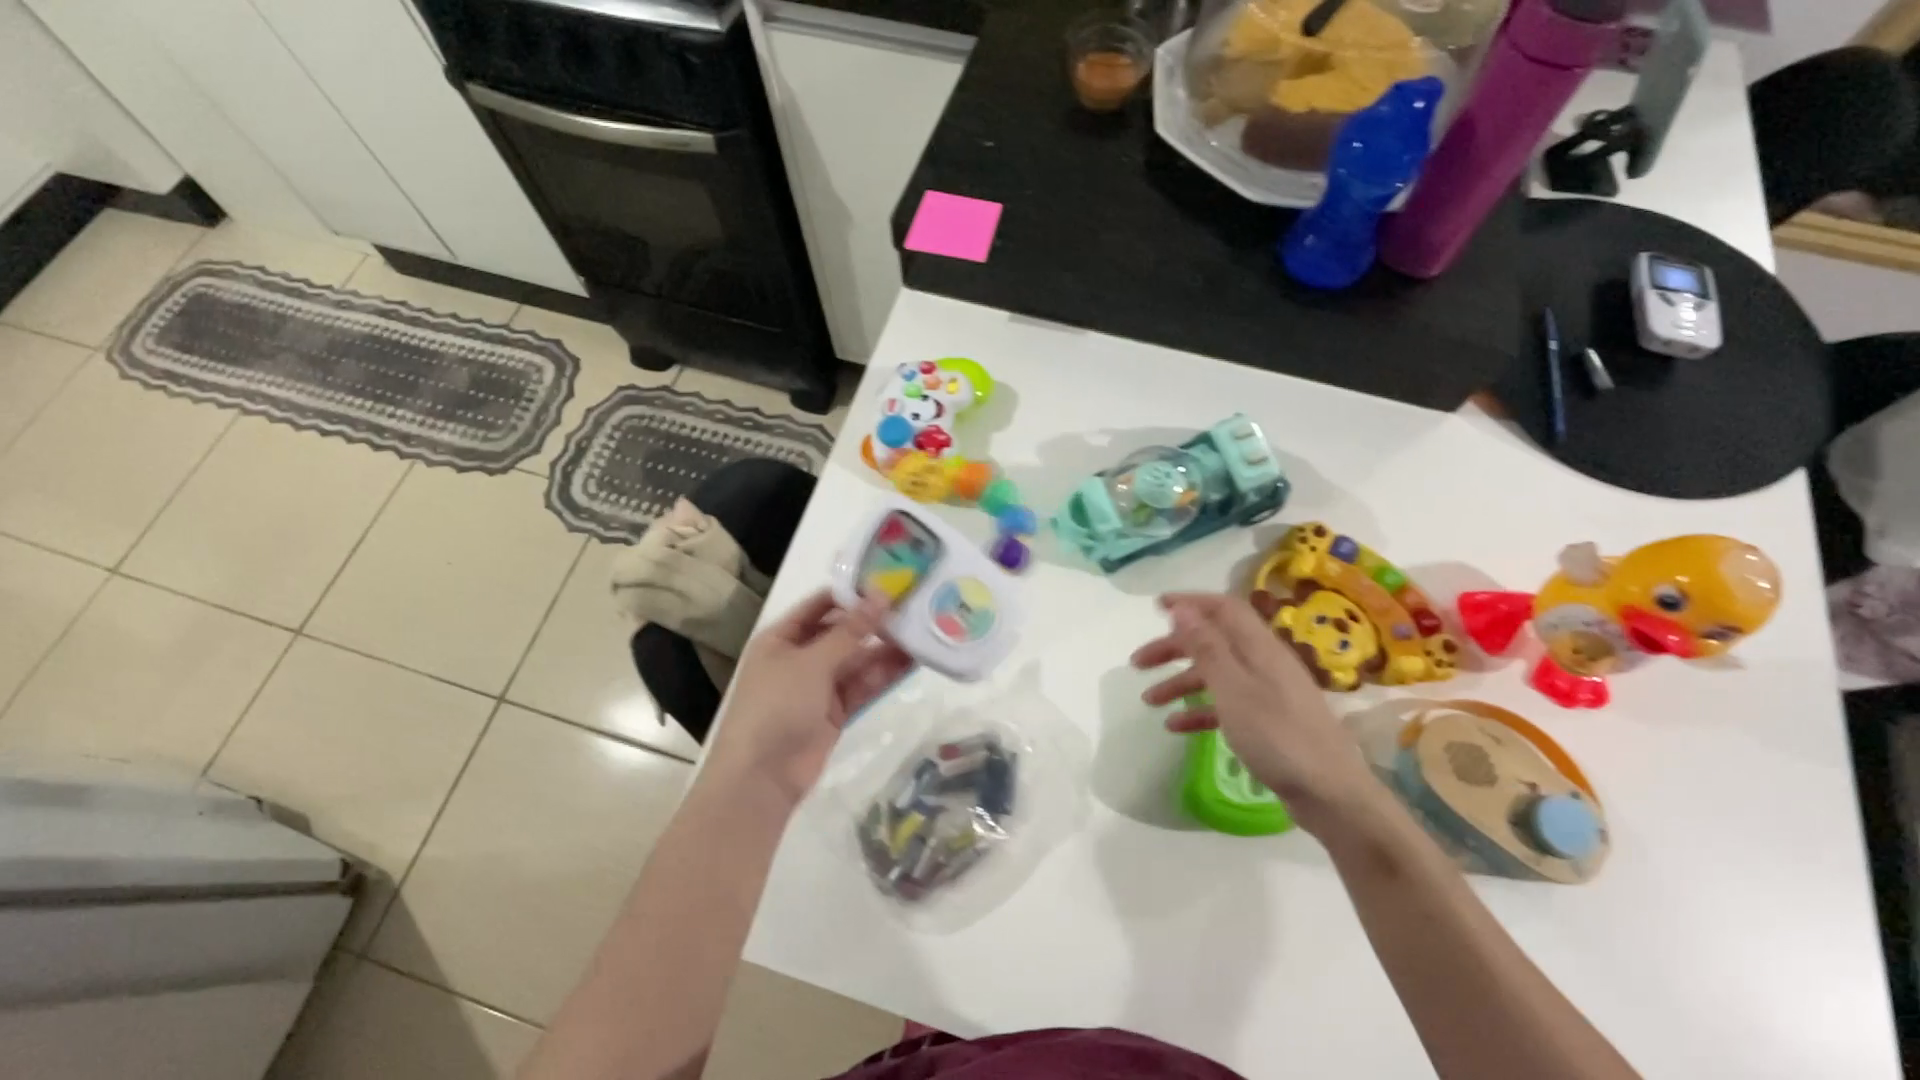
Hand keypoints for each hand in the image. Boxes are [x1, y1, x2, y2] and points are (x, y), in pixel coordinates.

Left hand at [704, 590, 914, 806]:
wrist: (762, 776)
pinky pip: (862, 686)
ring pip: (856, 660)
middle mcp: (800, 657)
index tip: (889, 581)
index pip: (820, 605)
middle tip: (915, 607)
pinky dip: (884, 675)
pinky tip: (912, 661)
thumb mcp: (811, 663)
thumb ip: (850, 631)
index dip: (852, 593)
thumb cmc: (776, 707)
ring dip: (885, 649)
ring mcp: (818, 686)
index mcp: (781, 637)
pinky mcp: (835, 711)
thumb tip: (880, 595)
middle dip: (875, 622)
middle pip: (842, 632)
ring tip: (923, 632)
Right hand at [1131, 592, 1378, 829]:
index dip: (1190, 603)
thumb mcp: (1233, 689)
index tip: (1155, 608)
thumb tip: (1183, 608)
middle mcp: (1265, 663)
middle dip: (1175, 647)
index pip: (1223, 609)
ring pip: (1217, 674)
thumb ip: (1207, 647)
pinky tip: (1176, 727)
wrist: (1329, 792)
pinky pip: (1227, 705)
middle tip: (1138, 663)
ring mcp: (1269, 693)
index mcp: (1259, 648)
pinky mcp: (1269, 722)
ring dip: (1181, 682)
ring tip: (1148, 701)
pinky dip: (1200, 711)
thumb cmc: (1278, 736)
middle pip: (1214, 641)